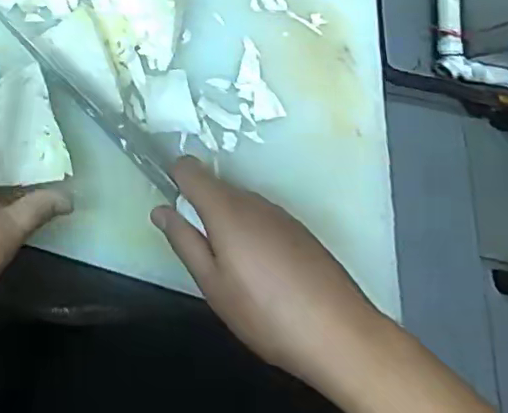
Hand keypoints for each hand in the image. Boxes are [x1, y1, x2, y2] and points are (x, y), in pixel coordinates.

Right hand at [152, 156, 384, 387]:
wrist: (346, 338)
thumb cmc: (268, 313)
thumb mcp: (213, 285)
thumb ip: (183, 241)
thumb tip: (160, 210)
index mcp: (225, 208)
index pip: (189, 168)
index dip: (175, 180)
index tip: (176, 211)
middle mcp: (253, 200)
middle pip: (215, 188)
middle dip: (203, 212)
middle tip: (208, 257)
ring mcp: (280, 214)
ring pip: (240, 205)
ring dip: (230, 226)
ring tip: (240, 274)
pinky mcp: (301, 232)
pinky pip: (264, 220)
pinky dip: (255, 237)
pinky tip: (268, 278)